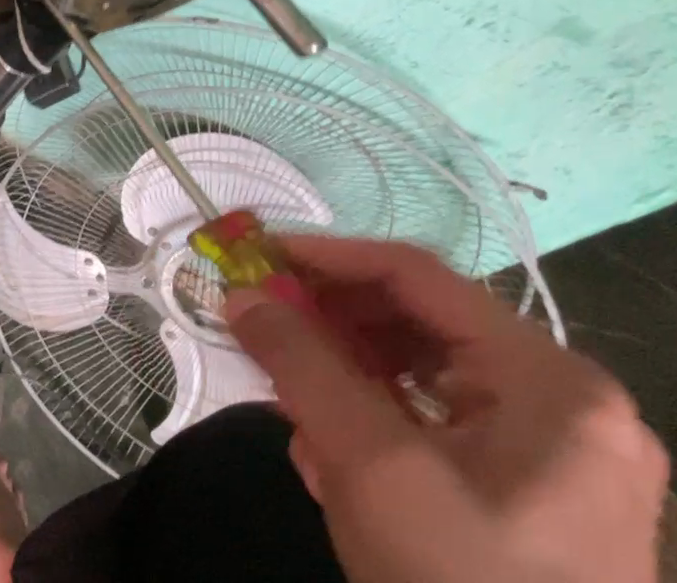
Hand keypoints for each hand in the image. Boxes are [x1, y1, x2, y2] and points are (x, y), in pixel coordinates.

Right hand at [225, 237, 668, 582]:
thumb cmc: (462, 576)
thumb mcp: (370, 463)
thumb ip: (301, 365)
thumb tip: (242, 295)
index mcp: (550, 381)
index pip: (417, 277)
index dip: (324, 255)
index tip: (248, 257)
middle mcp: (564, 401)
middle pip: (419, 323)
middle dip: (328, 326)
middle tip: (255, 330)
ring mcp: (554, 450)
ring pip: (419, 373)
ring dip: (342, 378)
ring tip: (291, 409)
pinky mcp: (532, 490)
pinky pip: (434, 422)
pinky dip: (371, 421)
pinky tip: (332, 457)